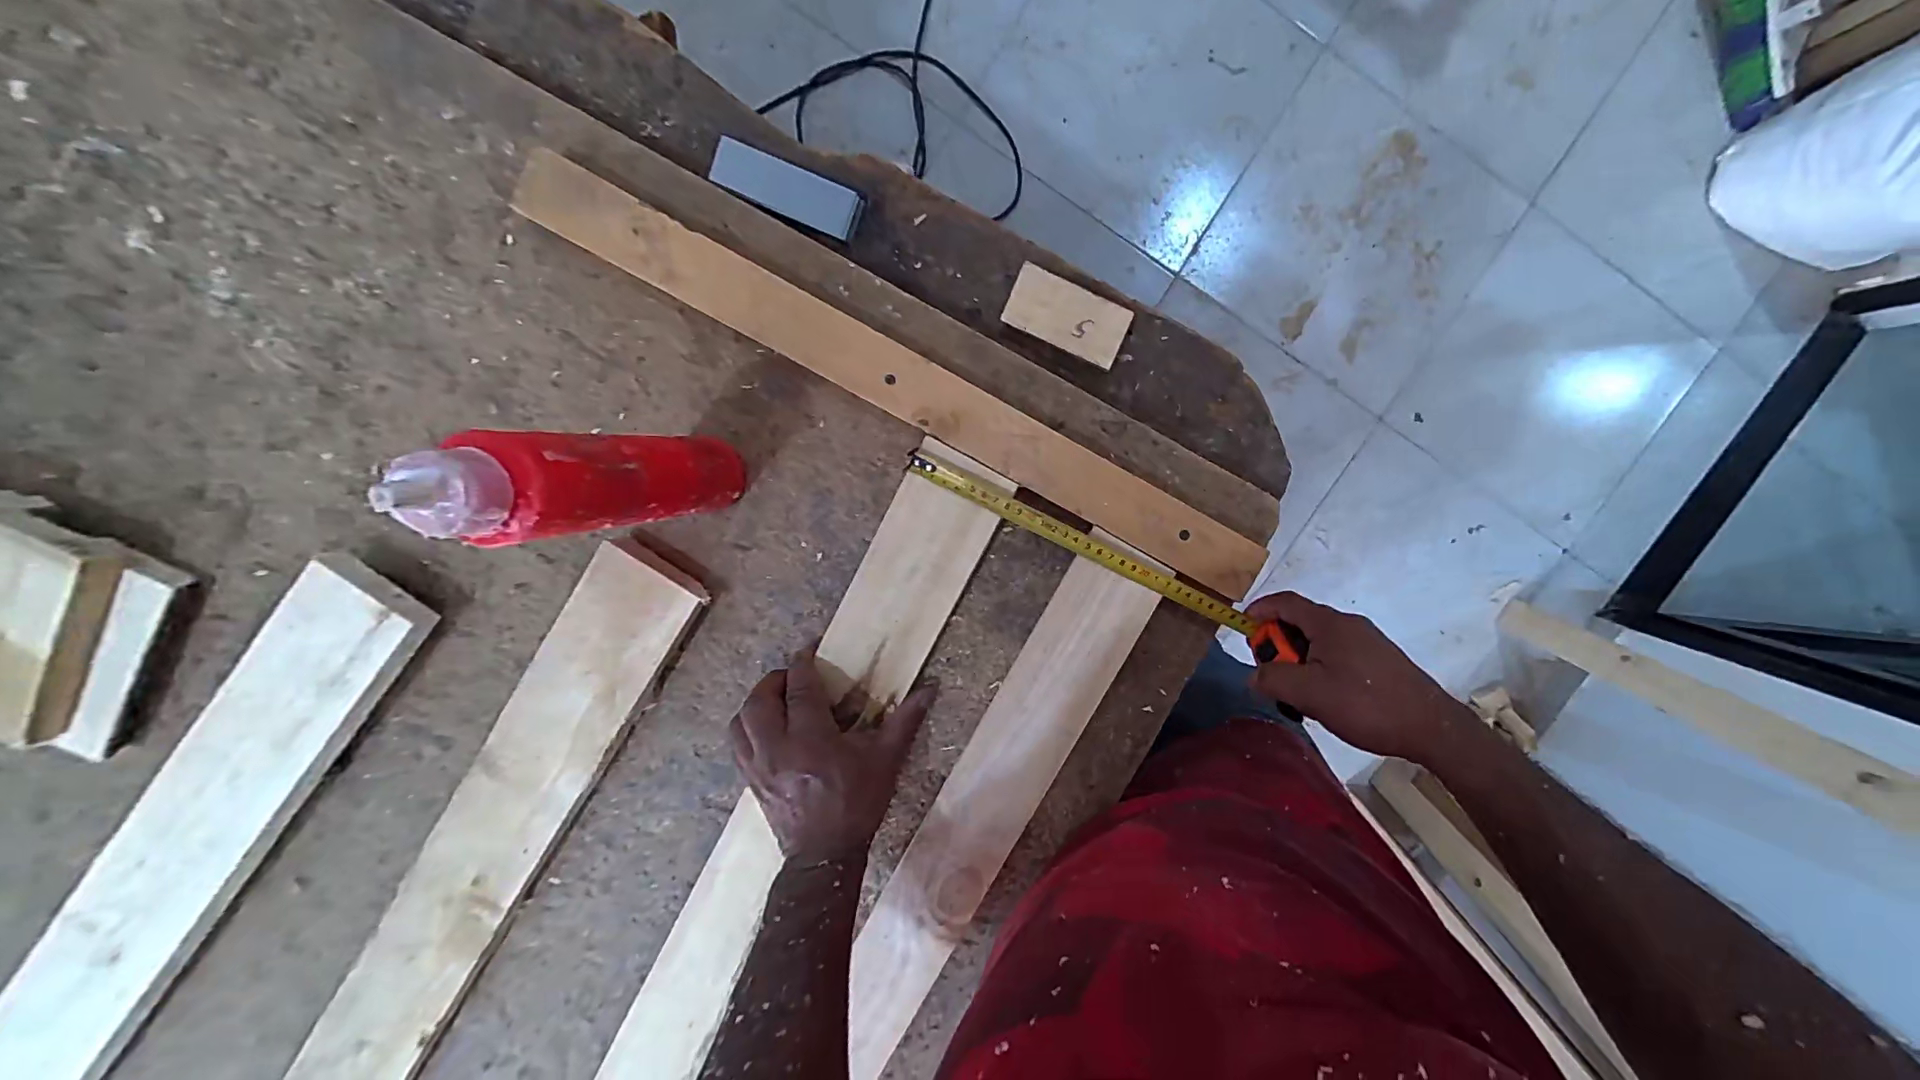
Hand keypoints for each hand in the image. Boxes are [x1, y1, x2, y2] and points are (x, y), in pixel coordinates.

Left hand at [728, 646, 934, 863]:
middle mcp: (776, 747)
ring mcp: (758, 766)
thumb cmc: (858, 802)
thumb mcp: (885, 759)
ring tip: (777, 700)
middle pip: (759, 699)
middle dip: (774, 680)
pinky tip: (766, 729)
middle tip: (794, 676)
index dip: (803, 661)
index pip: (800, 687)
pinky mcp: (751, 781)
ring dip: (756, 702)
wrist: (826, 855)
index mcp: (810, 738)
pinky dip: (747, 727)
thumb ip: (904, 720)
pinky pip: (737, 744)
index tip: (809, 647)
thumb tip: (930, 688)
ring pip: (740, 721)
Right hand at [1246, 592, 1478, 764]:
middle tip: (1270, 673)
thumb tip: (1254, 676)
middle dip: (1277, 643)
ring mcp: (1367, 642)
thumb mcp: (1308, 693)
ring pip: (1318, 641)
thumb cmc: (1366, 705)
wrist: (1432, 729)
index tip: (1243, 627)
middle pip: (1300, 622)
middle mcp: (1349, 625)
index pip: (1286, 602)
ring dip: (1298, 660)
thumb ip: (1272, 679)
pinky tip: (1323, 698)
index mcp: (1330, 624)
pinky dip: (1318, 667)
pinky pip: (1336, 654)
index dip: (1260, 610)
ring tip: (1296, 693)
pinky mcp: (1379, 660)